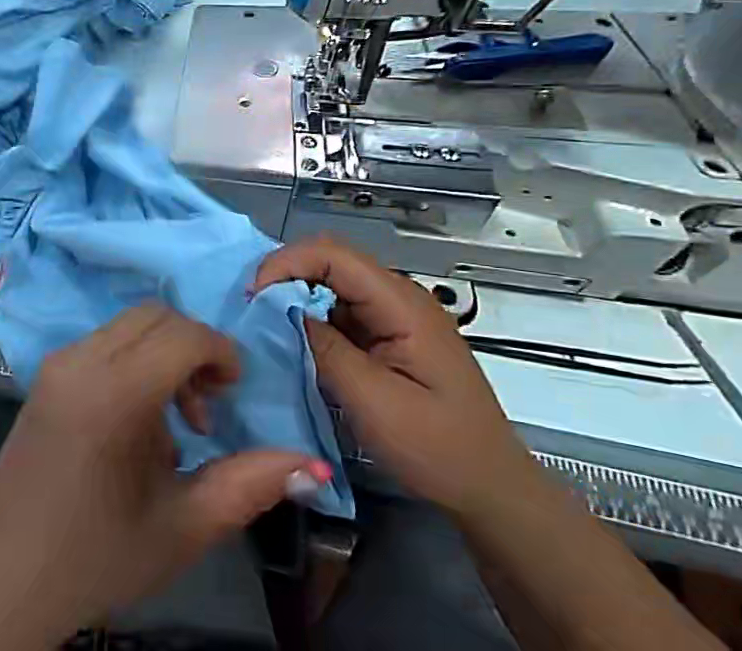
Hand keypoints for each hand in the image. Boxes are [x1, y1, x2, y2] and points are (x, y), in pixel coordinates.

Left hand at [0, 305, 329, 633]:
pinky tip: (136, 419)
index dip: (219, 352)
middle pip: (156, 316)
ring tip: (173, 421)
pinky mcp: (46, 373)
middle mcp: (81, 362)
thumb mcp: (184, 527)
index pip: (182, 335)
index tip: (232, 392)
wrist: (2, 576)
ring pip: (129, 323)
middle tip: (206, 407)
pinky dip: (135, 358)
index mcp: (114, 394)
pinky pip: (104, 340)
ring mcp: (58, 363)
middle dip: (194, 347)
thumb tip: (312, 465)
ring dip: (164, 351)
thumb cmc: (97, 555)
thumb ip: (250, 486)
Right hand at [254, 237, 532, 521]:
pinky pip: (344, 312)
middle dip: (287, 275)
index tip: (253, 296)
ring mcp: (396, 316)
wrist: (488, 487)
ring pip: (336, 284)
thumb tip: (285, 312)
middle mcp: (399, 297)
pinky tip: (297, 342)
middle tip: (252, 308)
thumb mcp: (372, 401)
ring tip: (266, 325)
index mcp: (401, 304)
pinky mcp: (391, 336)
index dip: (287, 263)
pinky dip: (314, 319)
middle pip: (334, 261)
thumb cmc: (436, 447)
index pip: (335, 255)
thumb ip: (325, 349)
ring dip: (298, 296)